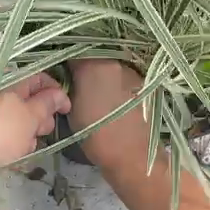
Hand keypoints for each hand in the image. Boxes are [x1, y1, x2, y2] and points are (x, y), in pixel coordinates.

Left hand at [0, 72, 70, 178]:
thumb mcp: (29, 117)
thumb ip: (46, 104)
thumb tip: (58, 93)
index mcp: (9, 86)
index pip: (37, 78)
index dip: (55, 89)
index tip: (66, 108)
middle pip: (29, 101)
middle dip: (42, 116)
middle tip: (44, 130)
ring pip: (20, 123)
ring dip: (29, 135)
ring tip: (26, 148)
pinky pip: (6, 138)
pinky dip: (14, 147)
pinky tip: (15, 159)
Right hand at [68, 59, 153, 176]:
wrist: (133, 156)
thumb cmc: (96, 136)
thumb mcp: (72, 109)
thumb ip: (69, 86)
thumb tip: (68, 76)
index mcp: (92, 65)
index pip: (73, 53)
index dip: (66, 62)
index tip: (63, 72)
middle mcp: (114, 62)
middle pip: (94, 57)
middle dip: (86, 68)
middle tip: (80, 84)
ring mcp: (132, 72)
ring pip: (111, 67)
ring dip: (104, 75)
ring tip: (100, 95)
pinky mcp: (145, 83)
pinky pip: (125, 78)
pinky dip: (118, 84)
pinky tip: (116, 101)